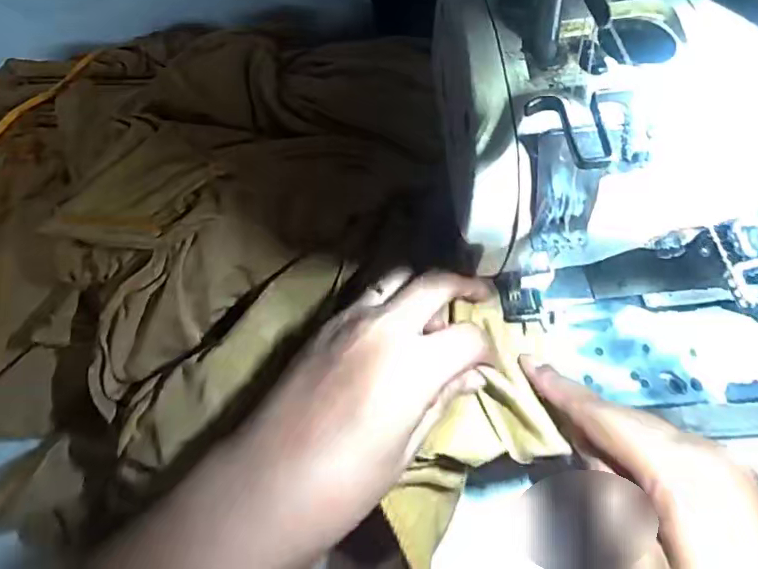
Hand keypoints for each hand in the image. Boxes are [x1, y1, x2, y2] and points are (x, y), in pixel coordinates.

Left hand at [98, 270, 492, 568]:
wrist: (266, 482)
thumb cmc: (344, 482)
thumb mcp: (404, 450)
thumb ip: (441, 400)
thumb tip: (474, 376)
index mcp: (412, 364)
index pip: (468, 335)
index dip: (487, 347)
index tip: (490, 361)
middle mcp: (385, 326)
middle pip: (436, 281)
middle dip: (465, 285)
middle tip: (482, 295)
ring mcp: (352, 317)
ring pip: (400, 275)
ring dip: (424, 283)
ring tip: (437, 303)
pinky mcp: (327, 322)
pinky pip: (370, 292)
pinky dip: (393, 295)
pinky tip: (395, 320)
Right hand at [524, 359, 757, 568]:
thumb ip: (612, 515)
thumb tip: (589, 464)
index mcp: (687, 471)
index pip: (610, 418)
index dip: (564, 392)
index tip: (527, 361)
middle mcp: (713, 455)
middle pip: (633, 422)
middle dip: (587, 413)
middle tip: (542, 395)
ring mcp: (737, 473)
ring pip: (658, 438)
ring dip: (616, 437)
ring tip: (576, 431)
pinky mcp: (749, 494)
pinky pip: (683, 458)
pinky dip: (648, 457)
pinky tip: (629, 468)